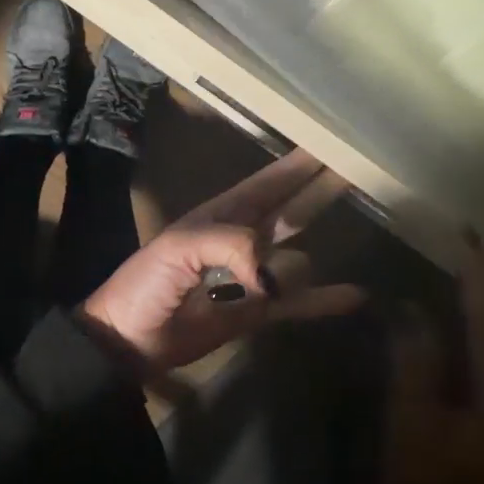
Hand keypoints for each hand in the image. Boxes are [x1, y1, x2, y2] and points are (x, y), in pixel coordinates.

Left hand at [77, 150, 365, 374]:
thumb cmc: (144, 285)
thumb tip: (276, 271)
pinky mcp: (253, 314)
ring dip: (316, 255)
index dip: (293, 167)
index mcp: (216, 218)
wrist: (126, 338)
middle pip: (287, 212)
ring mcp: (248, 279)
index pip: (264, 186)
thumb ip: (229, 244)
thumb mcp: (177, 249)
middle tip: (358, 174)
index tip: (326, 146)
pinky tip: (355, 294)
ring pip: (294, 258)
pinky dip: (322, 300)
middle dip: (316, 192)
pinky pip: (295, 304)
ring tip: (356, 237)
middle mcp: (237, 242)